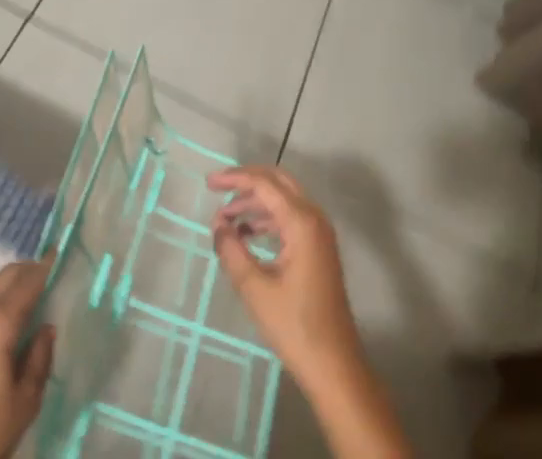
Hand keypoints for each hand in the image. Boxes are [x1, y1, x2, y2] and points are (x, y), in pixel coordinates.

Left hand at [0, 260, 55, 458]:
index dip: (47, 266)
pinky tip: (8, 325)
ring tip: (34, 301)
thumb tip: (46, 329)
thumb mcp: (25, 401)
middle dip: (29, 271)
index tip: (63, 253)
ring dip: (11, 287)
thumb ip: (39, 358)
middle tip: (53, 277)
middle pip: (5, 277)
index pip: (28, 282)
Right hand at [207, 167, 362, 385]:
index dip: (235, 178)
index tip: (208, 183)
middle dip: (246, 182)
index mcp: (302, 222)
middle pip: (278, 182)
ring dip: (255, 203)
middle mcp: (314, 219)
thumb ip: (232, 249)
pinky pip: (291, 219)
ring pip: (285, 201)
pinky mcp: (319, 249)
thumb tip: (218, 224)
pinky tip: (246, 234)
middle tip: (217, 189)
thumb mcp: (253, 287)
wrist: (333, 361)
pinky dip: (267, 219)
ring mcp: (320, 234)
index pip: (265, 184)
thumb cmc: (293, 324)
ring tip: (225, 219)